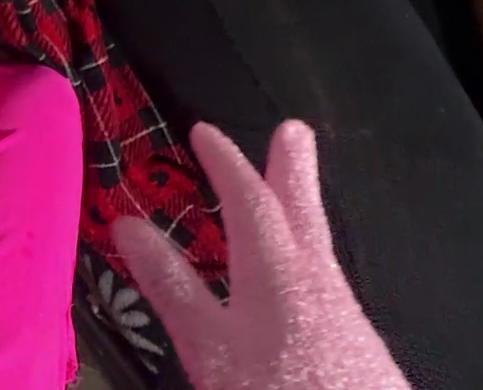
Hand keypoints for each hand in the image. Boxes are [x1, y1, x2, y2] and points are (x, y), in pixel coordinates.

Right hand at [112, 122, 409, 389]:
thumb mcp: (210, 347)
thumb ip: (171, 284)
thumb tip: (126, 219)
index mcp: (279, 274)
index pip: (251, 201)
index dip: (227, 163)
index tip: (204, 130)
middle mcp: (317, 286)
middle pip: (302, 214)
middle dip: (293, 170)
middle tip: (295, 130)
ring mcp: (344, 321)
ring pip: (316, 248)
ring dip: (299, 210)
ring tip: (289, 195)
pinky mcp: (356, 352)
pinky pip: (322, 281)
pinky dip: (303, 253)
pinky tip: (298, 280)